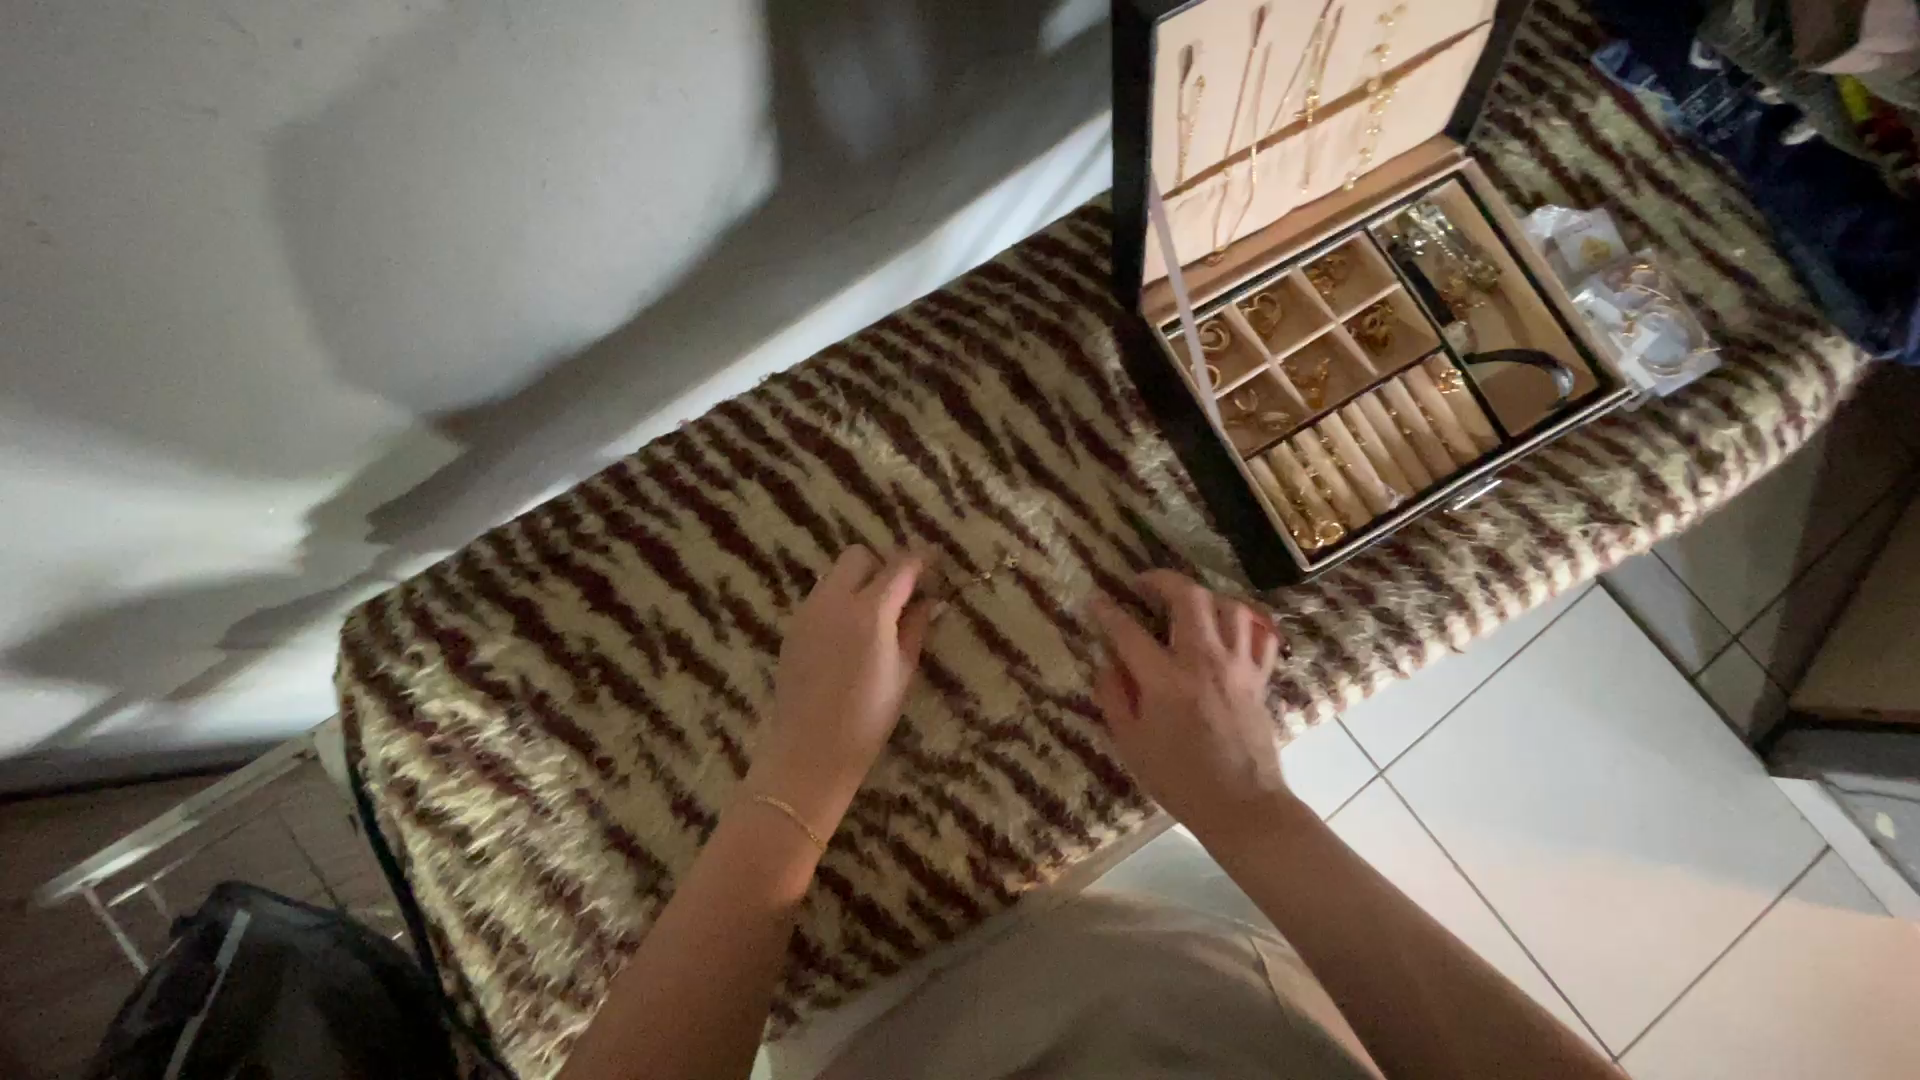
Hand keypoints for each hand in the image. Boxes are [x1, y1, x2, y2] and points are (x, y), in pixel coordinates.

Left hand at [750, 545, 937, 831]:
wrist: (810, 750)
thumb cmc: (869, 718)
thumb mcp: (903, 672)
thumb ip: (915, 628)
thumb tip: (929, 601)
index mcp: (870, 612)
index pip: (899, 566)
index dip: (920, 561)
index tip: (934, 565)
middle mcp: (834, 601)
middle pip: (859, 556)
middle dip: (882, 566)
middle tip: (900, 593)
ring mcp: (808, 612)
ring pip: (835, 574)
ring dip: (858, 582)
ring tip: (875, 615)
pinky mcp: (793, 627)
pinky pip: (820, 597)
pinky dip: (839, 601)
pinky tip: (849, 634)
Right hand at [1090, 570, 1295, 845]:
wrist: (1242, 806)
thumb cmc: (1179, 780)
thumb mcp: (1131, 744)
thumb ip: (1114, 697)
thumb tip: (1106, 663)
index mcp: (1165, 681)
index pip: (1128, 631)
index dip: (1107, 611)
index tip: (1095, 599)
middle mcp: (1204, 662)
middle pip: (1188, 598)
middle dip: (1162, 580)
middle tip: (1143, 584)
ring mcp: (1238, 666)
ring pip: (1229, 606)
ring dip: (1204, 596)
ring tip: (1186, 603)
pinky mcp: (1259, 678)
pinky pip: (1259, 634)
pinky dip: (1244, 622)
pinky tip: (1228, 626)